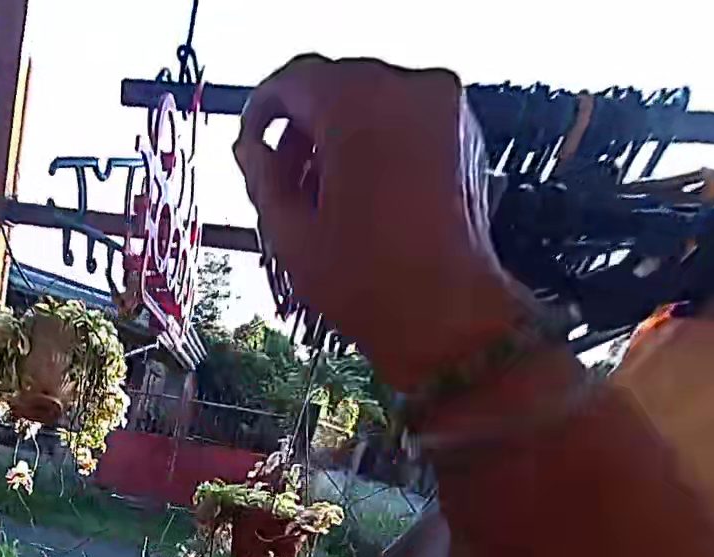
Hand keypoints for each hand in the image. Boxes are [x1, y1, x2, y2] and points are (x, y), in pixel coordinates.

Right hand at [235, 55, 520, 392]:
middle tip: (284, 186)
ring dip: (338, 143)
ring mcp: (443, 112)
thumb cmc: (369, 286)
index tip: (252, 143)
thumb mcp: (293, 236)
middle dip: (303, 133)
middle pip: (336, 89)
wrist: (445, 320)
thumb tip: (250, 152)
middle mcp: (408, 91)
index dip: (263, 112)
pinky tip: (360, 201)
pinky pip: (404, 125)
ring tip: (323, 203)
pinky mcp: (463, 138)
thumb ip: (264, 181)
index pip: (294, 80)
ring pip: (371, 106)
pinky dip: (375, 149)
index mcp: (358, 106)